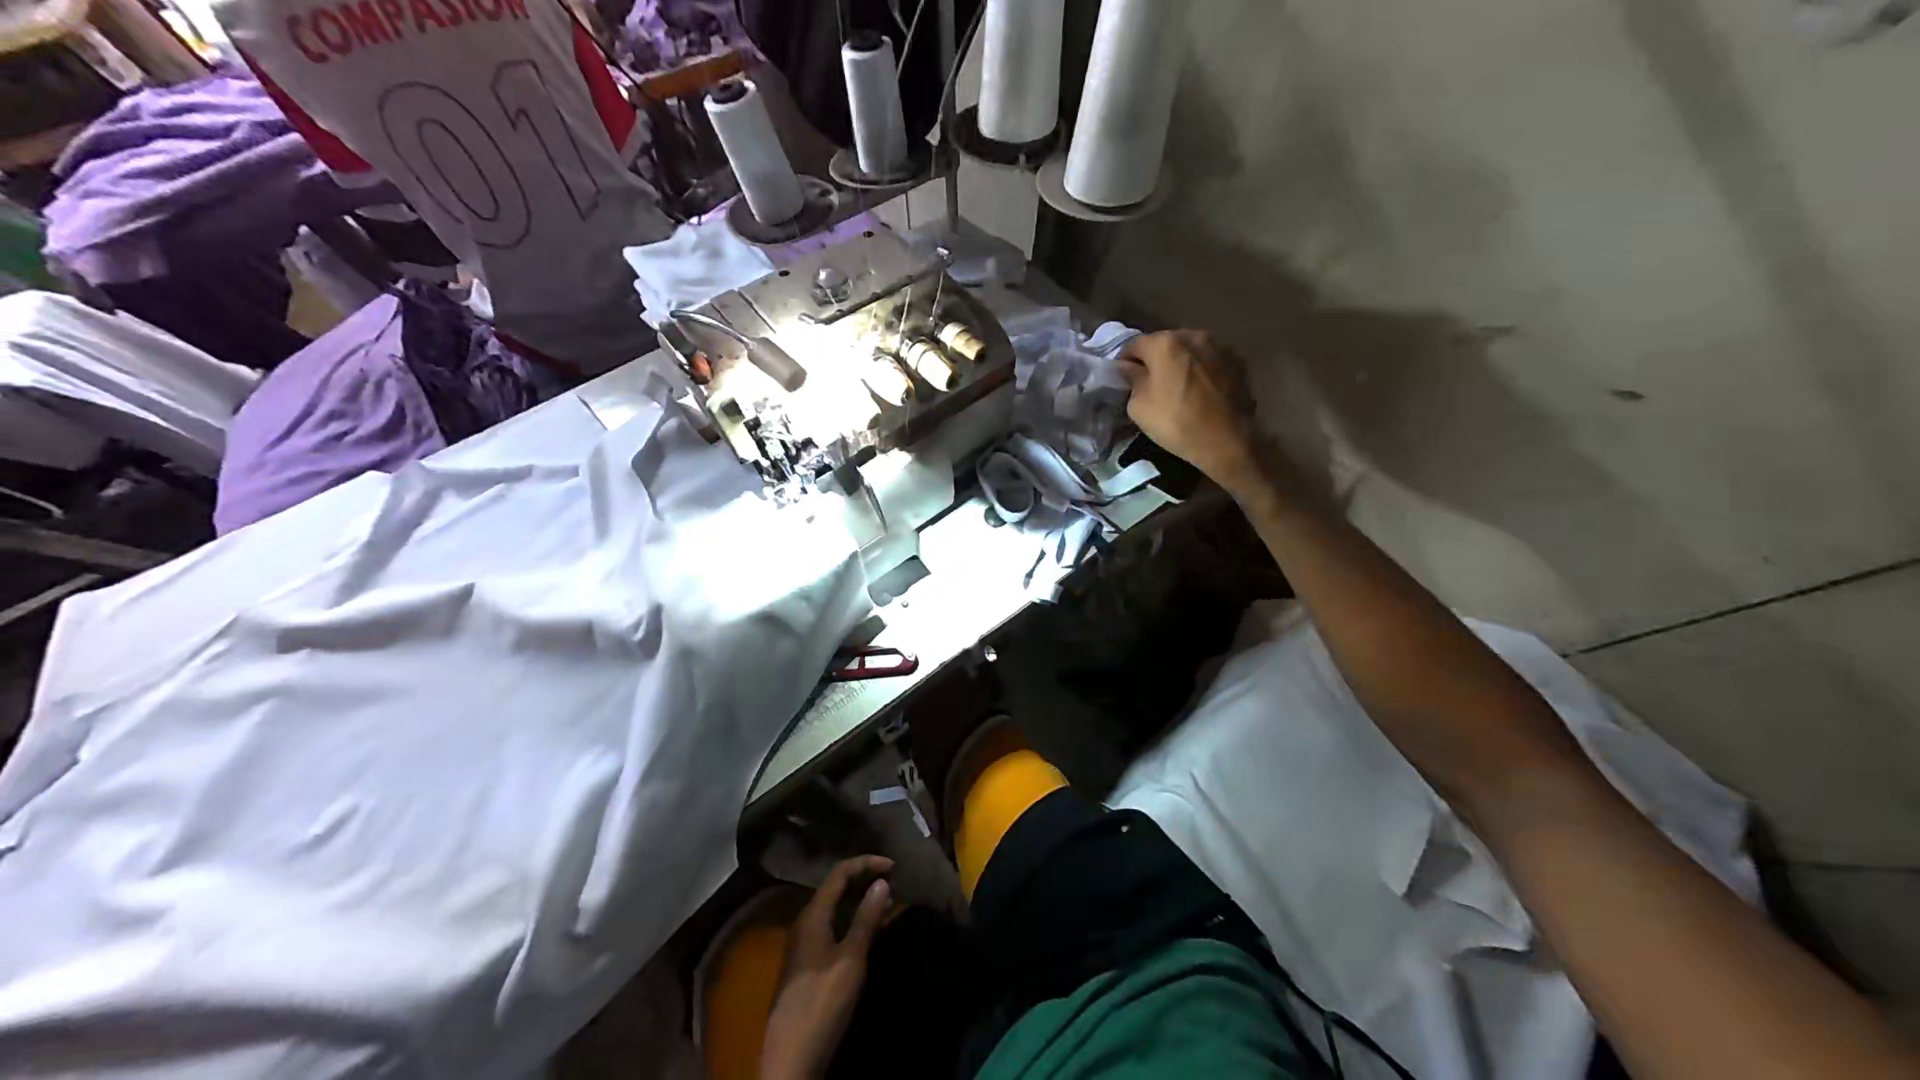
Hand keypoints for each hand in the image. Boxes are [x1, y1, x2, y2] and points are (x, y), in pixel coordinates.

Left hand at [760, 856, 893, 1079]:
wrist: (790, 1057)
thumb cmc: (822, 1002)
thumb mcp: (850, 960)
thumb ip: (866, 919)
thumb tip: (881, 881)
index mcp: (812, 915)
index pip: (838, 873)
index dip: (865, 863)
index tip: (894, 865)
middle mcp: (805, 923)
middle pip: (834, 888)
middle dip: (863, 878)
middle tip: (893, 879)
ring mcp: (804, 944)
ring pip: (833, 908)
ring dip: (858, 899)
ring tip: (886, 898)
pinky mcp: (808, 963)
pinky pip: (832, 925)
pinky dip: (852, 918)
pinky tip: (867, 928)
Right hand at [1119, 330, 1264, 492]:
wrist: (1228, 441)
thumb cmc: (1176, 422)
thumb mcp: (1138, 407)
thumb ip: (1132, 380)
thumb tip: (1132, 369)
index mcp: (1165, 343)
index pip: (1134, 344)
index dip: (1126, 362)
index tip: (1125, 379)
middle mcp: (1193, 335)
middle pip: (1165, 343)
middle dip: (1156, 360)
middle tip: (1152, 384)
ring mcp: (1220, 346)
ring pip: (1190, 351)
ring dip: (1182, 363)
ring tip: (1180, 387)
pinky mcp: (1239, 362)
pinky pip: (1210, 361)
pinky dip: (1203, 371)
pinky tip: (1202, 391)